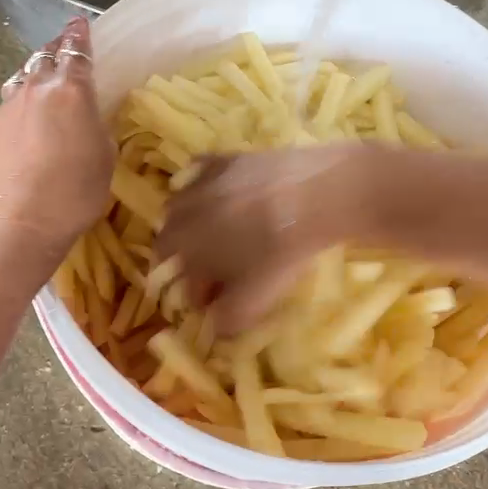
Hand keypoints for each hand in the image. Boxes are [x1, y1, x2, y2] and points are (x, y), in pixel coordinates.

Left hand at [0, 17, 113, 261]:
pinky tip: (26, 123)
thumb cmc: (75, 193)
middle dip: (56, 48)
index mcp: (71, 90)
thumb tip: (86, 114)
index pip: (76, 50)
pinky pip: (10, 106)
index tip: (79, 22)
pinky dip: (21, 105)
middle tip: (64, 47)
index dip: (79, 34)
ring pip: (23, 78)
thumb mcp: (105, 155)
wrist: (21, 223)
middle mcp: (36, 88)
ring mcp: (8, 107)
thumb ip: (96, 123)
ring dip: (35, 74)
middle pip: (45, 56)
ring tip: (43, 81)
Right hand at [158, 144, 381, 331]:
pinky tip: (212, 190)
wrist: (318, 195)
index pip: (183, 282)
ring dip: (184, 223)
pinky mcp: (223, 158)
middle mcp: (184, 216)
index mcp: (189, 250)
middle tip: (205, 269)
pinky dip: (195, 181)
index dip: (197, 296)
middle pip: (169, 242)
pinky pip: (196, 170)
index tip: (212, 303)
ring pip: (177, 206)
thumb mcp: (260, 293)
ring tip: (208, 231)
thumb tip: (217, 330)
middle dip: (180, 259)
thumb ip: (232, 316)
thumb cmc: (285, 249)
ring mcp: (201, 184)